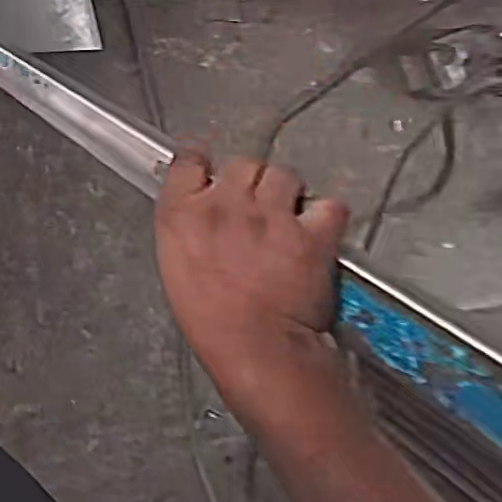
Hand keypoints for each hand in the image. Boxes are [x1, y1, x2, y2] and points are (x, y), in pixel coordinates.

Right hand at [154, 149, 349, 426]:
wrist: (251, 341)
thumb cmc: (203, 306)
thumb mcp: (172, 252)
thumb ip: (185, 218)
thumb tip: (198, 201)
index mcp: (179, 209)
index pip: (188, 161)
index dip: (200, 162)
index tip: (206, 168)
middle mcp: (222, 204)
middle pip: (241, 163)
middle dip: (248, 177)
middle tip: (252, 198)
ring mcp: (269, 217)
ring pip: (283, 175)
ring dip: (284, 189)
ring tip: (284, 211)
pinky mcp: (312, 235)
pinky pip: (328, 205)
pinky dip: (324, 212)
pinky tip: (315, 227)